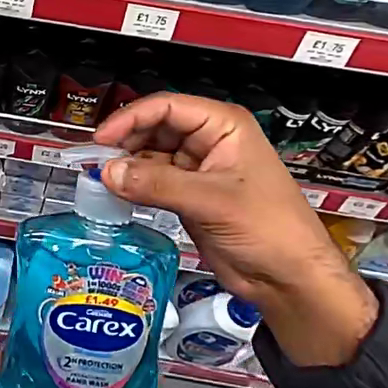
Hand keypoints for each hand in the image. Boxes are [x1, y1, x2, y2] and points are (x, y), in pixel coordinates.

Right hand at [93, 92, 377, 367]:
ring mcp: (198, 169)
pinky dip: (134, 185)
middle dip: (125, 142)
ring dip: (127, 165)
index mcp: (223, 126)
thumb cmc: (272, 230)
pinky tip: (118, 193)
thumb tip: (110, 171)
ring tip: (103, 178)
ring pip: (150, 154)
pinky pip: (153, 181)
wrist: (290, 280)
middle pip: (154, 128)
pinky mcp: (189, 195)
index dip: (131, 118)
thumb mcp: (212, 200)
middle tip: (97, 161)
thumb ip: (157, 184)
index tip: (103, 139)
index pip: (167, 107)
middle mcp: (209, 141)